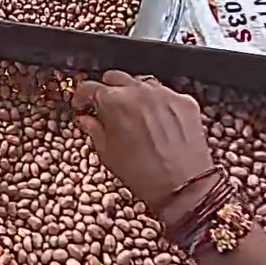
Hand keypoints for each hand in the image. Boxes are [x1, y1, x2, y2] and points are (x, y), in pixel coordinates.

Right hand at [71, 71, 212, 215]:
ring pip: (141, 82)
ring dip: (132, 93)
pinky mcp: (184, 101)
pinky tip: (156, 120)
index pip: (89, 87)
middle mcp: (138, 91)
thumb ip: (94, 129)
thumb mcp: (107, 153)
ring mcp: (164, 94)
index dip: (81, 96)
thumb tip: (85, 119)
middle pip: (115, 77)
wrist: (183, 186)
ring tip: (132, 113)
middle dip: (106, 89)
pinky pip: (165, 93)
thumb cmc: (141, 173)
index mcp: (113, 102)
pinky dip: (157, 102)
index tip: (81, 104)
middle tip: (104, 107)